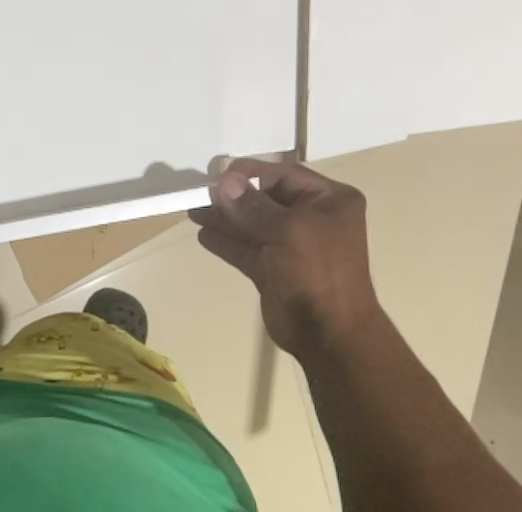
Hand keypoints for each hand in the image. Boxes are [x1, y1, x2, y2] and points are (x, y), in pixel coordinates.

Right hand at [188, 158, 388, 358]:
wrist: (326, 328)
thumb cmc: (317, 272)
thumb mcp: (289, 231)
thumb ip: (253, 208)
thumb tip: (223, 182)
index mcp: (328, 201)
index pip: (285, 176)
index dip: (251, 173)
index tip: (216, 172)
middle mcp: (310, 219)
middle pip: (266, 200)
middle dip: (234, 197)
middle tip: (199, 193)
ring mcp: (290, 247)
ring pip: (252, 226)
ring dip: (225, 219)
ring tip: (194, 211)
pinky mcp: (272, 271)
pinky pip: (246, 250)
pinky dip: (226, 242)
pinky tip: (205, 234)